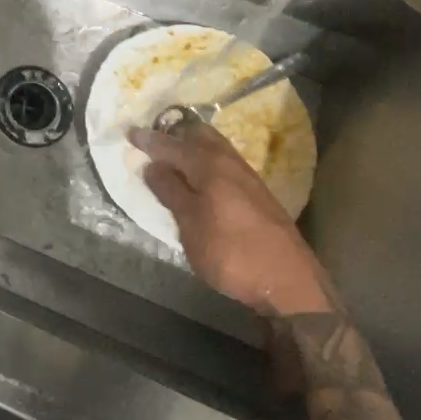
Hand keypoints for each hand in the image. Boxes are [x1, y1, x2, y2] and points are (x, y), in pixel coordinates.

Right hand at [130, 121, 331, 316]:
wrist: (291, 287)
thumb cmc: (231, 252)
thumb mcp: (190, 225)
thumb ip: (170, 192)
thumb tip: (153, 165)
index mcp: (210, 166)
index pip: (172, 144)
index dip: (149, 139)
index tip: (129, 132)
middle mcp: (231, 164)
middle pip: (200, 136)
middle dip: (176, 133)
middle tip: (154, 141)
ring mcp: (250, 180)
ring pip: (216, 150)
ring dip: (193, 148)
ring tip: (174, 159)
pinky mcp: (260, 197)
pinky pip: (226, 165)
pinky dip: (207, 163)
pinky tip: (201, 179)